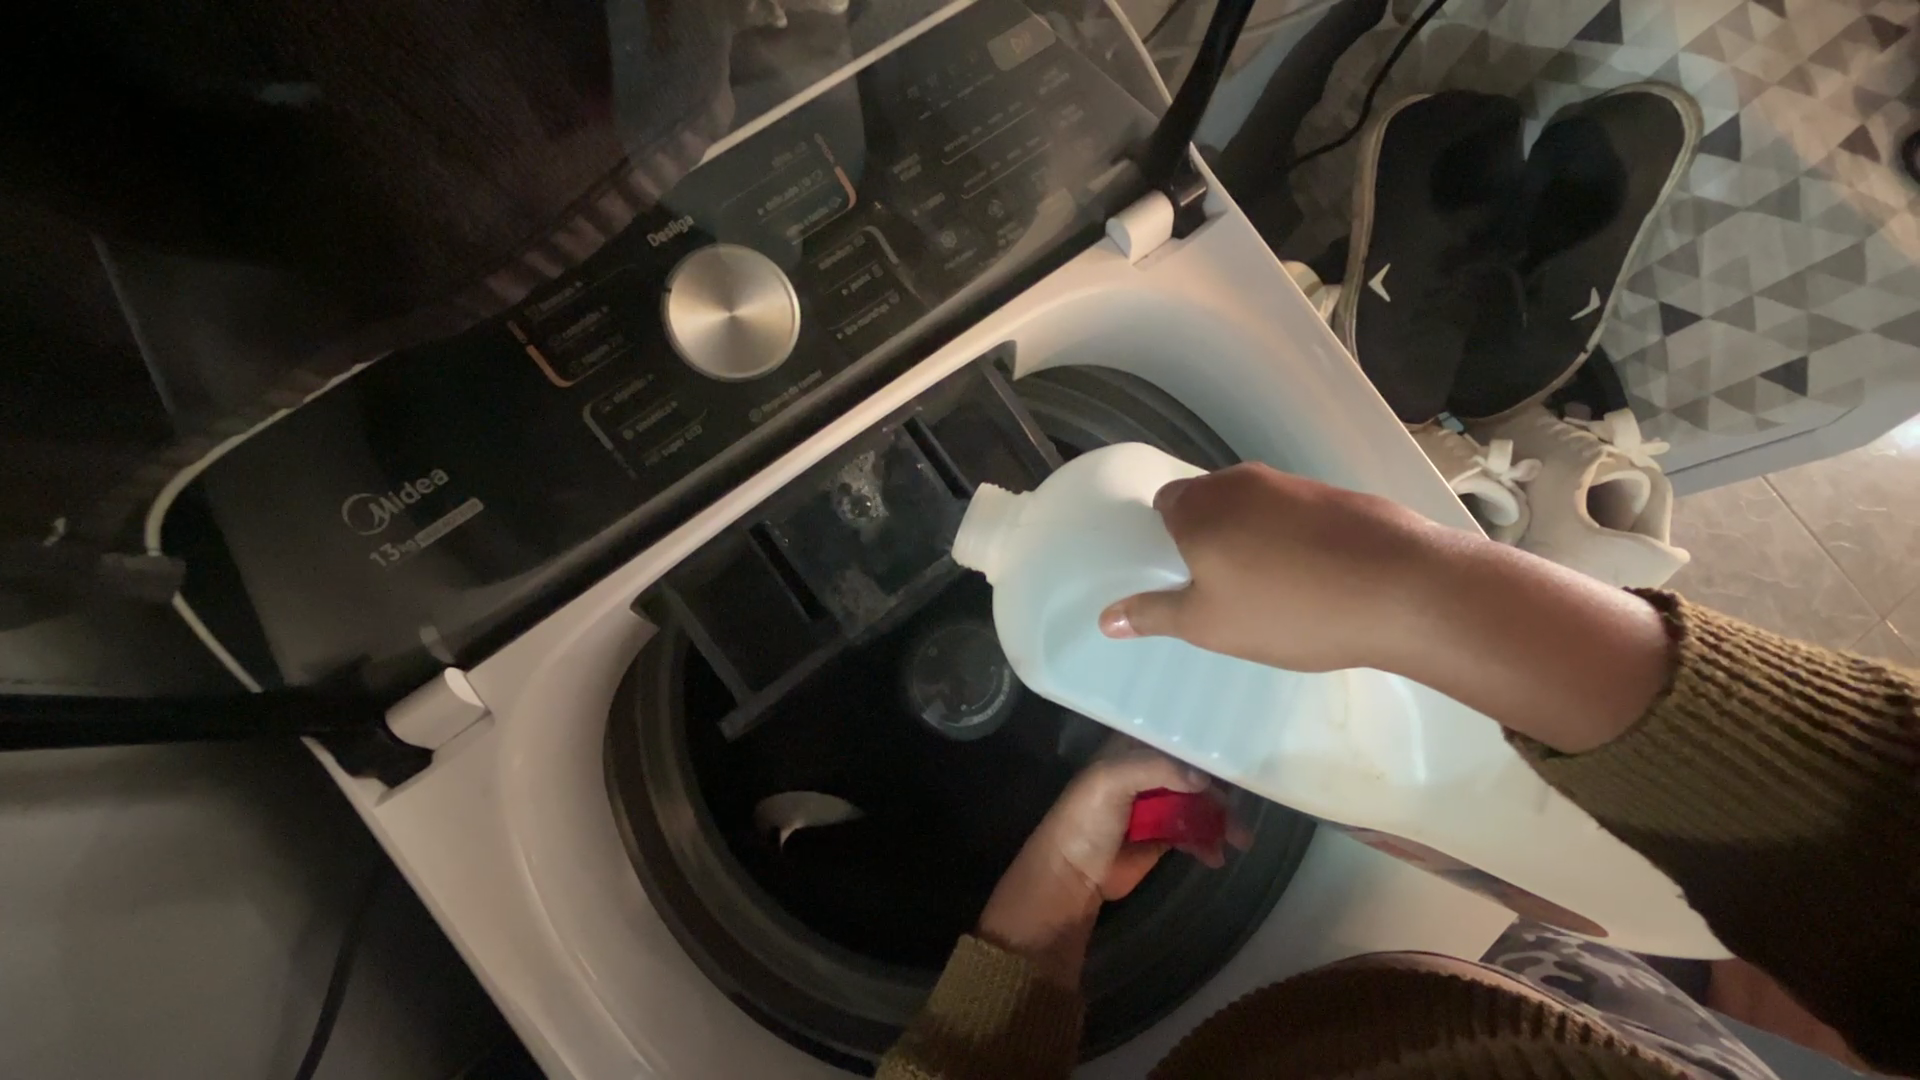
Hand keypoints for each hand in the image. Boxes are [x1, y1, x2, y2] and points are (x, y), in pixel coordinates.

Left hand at [976, 740, 1236, 986]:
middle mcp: (1144, 772)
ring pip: (1198, 802)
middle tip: (1243, 806)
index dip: (1200, 742)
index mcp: (1127, 749)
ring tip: (1240, 840)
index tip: (1237, 748)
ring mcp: (1153, 805)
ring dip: (1221, 818)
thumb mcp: (1112, 781)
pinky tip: (1216, 857)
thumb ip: (1156, 768)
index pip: (1171, 736)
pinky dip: (1209, 841)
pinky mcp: (1161, 836)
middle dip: (1219, 788)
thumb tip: (1204, 776)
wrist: (1069, 877)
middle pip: (1191, 771)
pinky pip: (1194, 832)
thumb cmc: (1085, 819)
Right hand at [1096, 464, 1670, 753]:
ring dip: (1252, 536)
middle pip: (1209, 500)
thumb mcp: (1209, 625)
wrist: (1407, 591)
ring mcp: (1295, 484)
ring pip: (1255, 506)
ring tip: (1271, 586)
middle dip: (1207, 535)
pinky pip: (1296, 513)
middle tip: (1220, 585)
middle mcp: (1242, 481)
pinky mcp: (1340, 495)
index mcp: (1200, 506)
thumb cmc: (1289, 610)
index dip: (1166, 537)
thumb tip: (1105, 618)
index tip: (1180, 573)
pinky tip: (1316, 577)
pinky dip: (1293, 537)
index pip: (1163, 503)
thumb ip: (1153, 614)